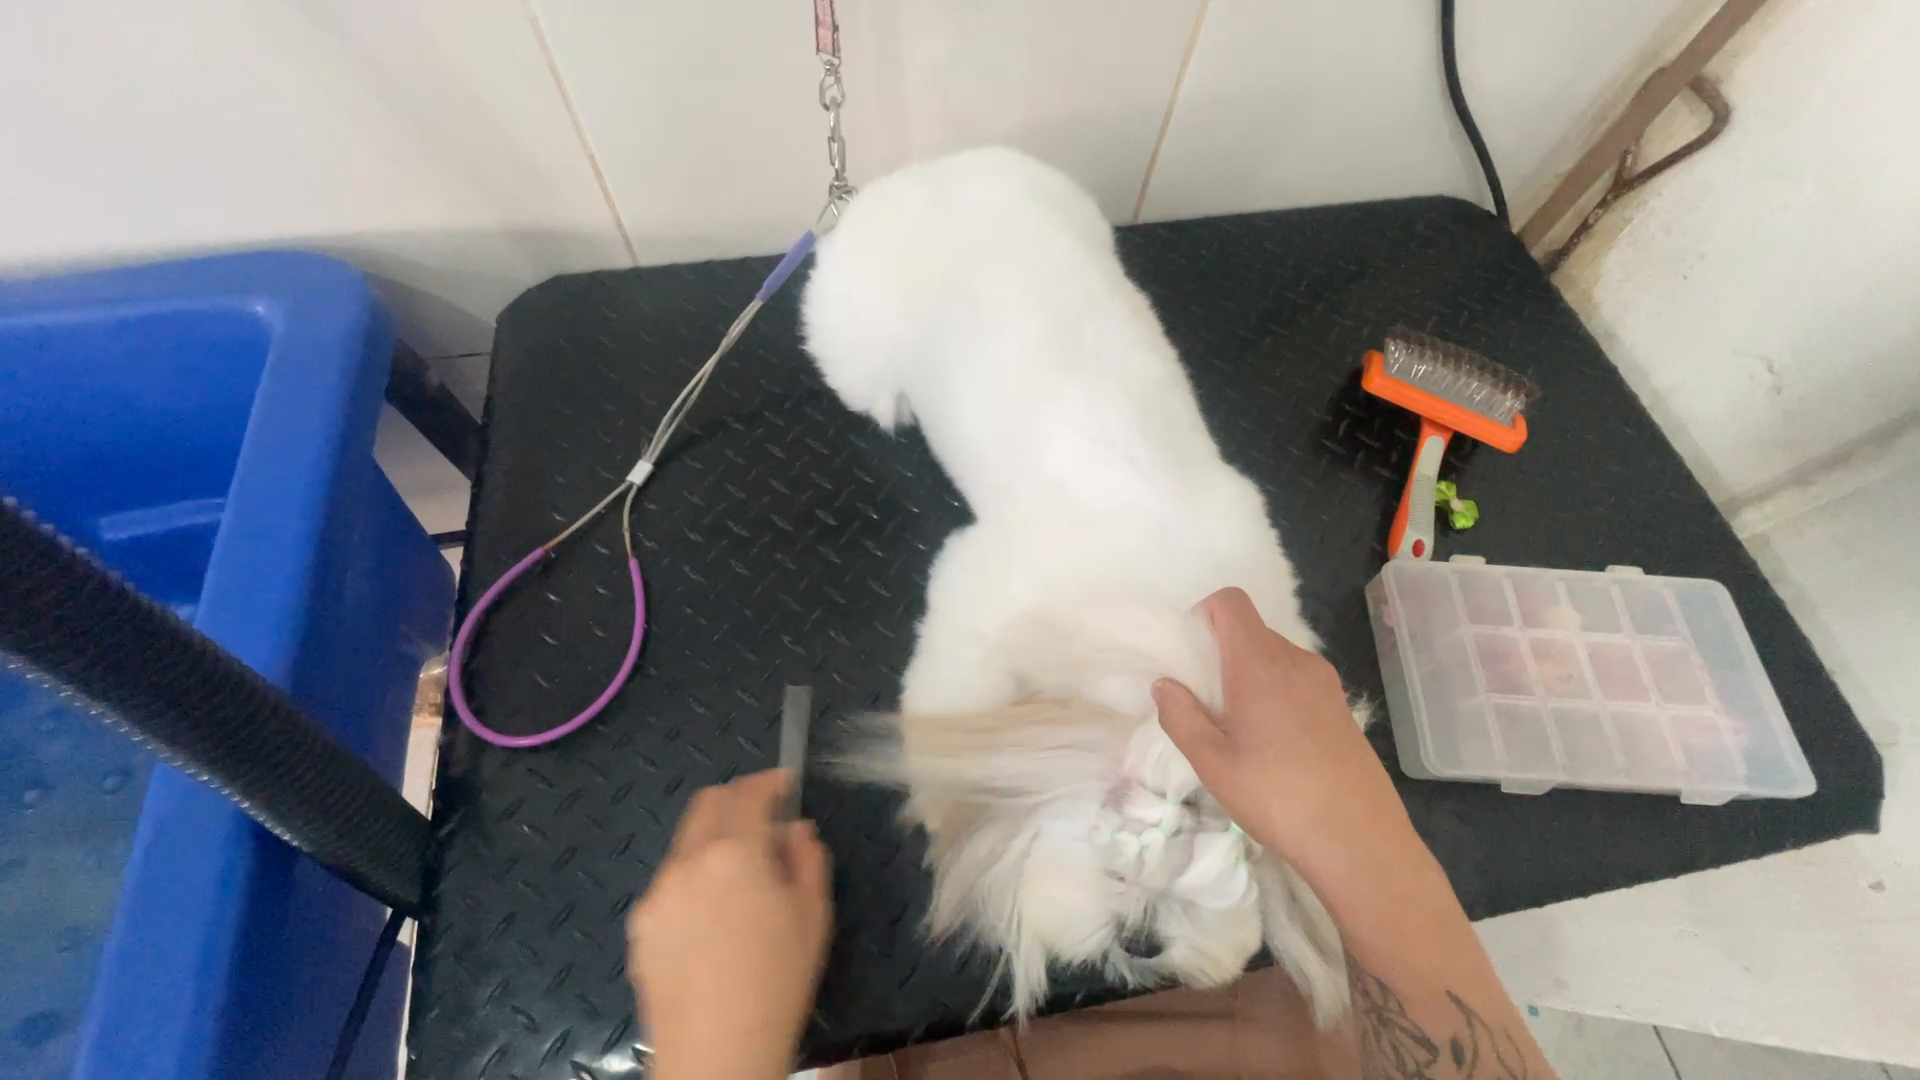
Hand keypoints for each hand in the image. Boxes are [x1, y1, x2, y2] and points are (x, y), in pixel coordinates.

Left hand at [626, 770, 831, 1079]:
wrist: (715, 1057)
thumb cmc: (777, 982)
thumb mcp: (814, 914)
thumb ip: (807, 857)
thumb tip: (794, 829)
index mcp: (733, 851)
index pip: (748, 792)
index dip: (770, 781)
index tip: (787, 784)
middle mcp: (687, 861)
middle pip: (707, 803)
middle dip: (738, 799)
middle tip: (764, 818)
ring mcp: (656, 893)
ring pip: (686, 843)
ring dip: (715, 839)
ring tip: (741, 877)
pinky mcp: (640, 926)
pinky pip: (671, 882)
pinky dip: (695, 877)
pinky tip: (713, 917)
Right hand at [1152, 588, 1414, 877]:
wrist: (1361, 842)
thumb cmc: (1277, 797)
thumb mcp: (1212, 763)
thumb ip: (1181, 716)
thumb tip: (1164, 685)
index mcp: (1260, 663)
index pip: (1231, 602)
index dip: (1203, 615)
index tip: (1189, 658)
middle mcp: (1296, 661)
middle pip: (1250, 630)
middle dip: (1220, 653)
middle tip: (1204, 703)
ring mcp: (1325, 684)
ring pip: (1274, 656)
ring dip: (1247, 675)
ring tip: (1236, 729)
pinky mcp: (1341, 708)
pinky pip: (1296, 680)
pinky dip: (1274, 692)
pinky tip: (1271, 743)